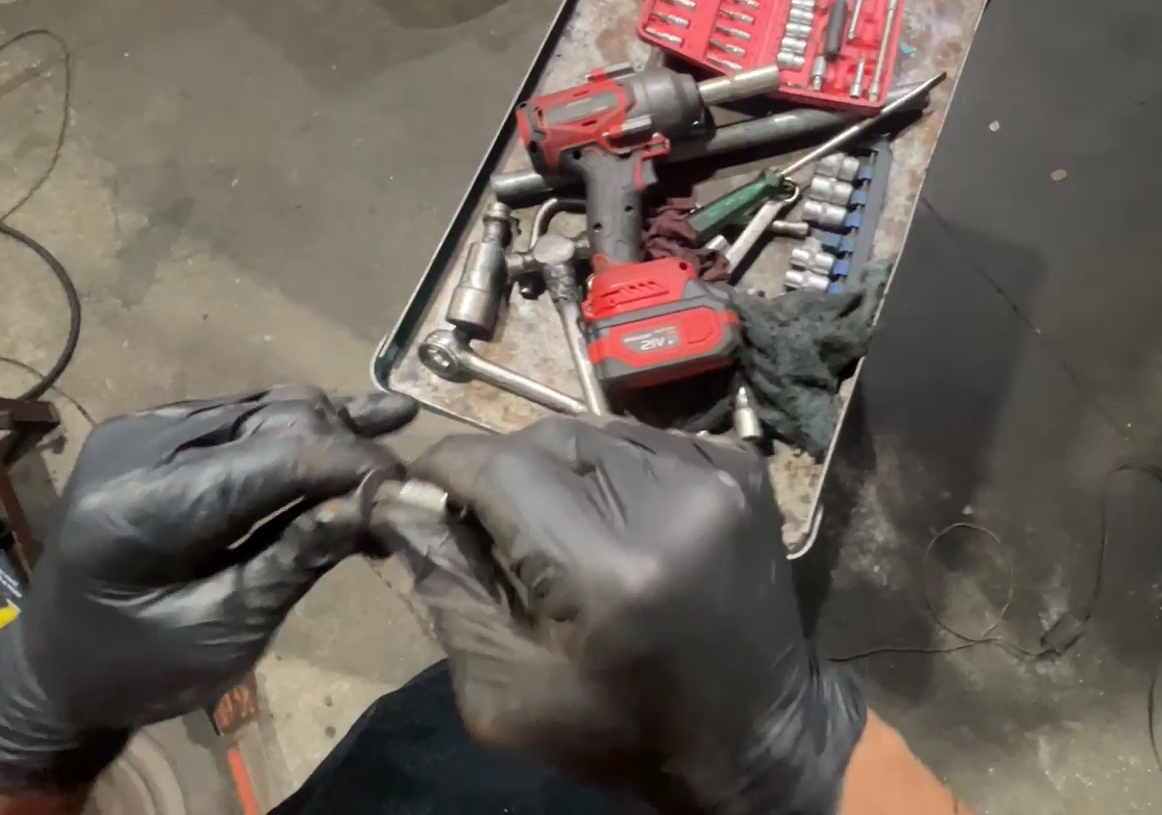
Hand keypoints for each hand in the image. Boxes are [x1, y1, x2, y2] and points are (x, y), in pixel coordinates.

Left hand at [0, 386, 416, 793]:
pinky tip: (368, 420)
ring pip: (276, 404)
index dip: (352, 464)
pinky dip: (311, 426)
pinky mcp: (166, 425)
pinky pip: (256, 409)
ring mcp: (150, 427)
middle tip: (400, 492)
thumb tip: (379, 504)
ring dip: (338, 433)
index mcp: (140, 511)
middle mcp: (140, 448)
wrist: (59, 665)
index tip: (409, 486)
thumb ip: (299, 559)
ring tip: (385, 468)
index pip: (276, 459)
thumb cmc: (141, 668)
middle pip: (280, 421)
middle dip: (350, 452)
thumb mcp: (226, 631)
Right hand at [377, 418, 865, 814]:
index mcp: (609, 570)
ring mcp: (715, 473)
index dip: (447, 467)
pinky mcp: (741, 465)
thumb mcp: (507, 690)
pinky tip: (623, 513)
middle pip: (548, 436)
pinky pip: (648, 439)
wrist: (757, 733)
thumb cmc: (623, 729)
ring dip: (563, 463)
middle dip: (506, 467)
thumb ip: (449, 586)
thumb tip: (403, 501)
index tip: (420, 481)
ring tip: (566, 518)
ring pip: (597, 428)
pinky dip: (618, 464)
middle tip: (497, 514)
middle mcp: (670, 499)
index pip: (501, 468)